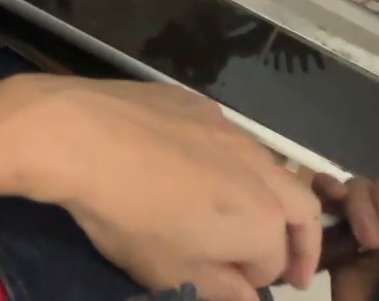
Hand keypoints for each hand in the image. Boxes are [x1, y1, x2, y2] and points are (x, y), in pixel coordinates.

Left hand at [1, 76, 321, 300]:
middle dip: (300, 237)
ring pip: (265, 161)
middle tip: (284, 259)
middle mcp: (256, 164)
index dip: (255, 279)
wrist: (78, 134)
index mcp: (262, 217)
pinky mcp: (188, 97)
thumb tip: (249, 295)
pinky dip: (223, 153)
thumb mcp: (173, 273)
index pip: (274, 262)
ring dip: (265, 191)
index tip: (234, 284)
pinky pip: (221, 129)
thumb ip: (224, 291)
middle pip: (300, 204)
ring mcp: (222, 123)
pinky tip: (190, 159)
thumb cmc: (128, 215)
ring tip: (238, 208)